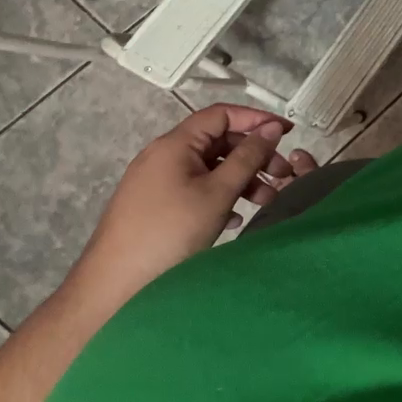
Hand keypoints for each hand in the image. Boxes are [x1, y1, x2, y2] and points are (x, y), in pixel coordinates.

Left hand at [64, 105, 314, 307]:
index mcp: (175, 145)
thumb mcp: (219, 192)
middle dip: (254, 154)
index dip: (257, 119)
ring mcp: (157, 182)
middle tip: (283, 174)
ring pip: (210, 167)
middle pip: (218, 141)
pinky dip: (221, 195)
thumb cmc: (171, 232)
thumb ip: (249, 156)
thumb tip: (272, 128)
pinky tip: (236, 218)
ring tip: (265, 201)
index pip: (221, 114)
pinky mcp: (155, 205)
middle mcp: (163, 156)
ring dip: (242, 178)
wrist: (113, 287)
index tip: (289, 133)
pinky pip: (196, 187)